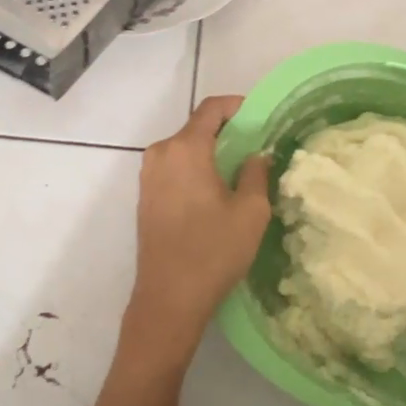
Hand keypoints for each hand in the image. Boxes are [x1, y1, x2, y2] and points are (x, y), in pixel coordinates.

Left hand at [123, 95, 271, 368]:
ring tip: (238, 172)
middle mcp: (161, 153)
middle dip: (226, 132)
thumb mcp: (251, 211)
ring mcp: (149, 176)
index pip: (211, 109)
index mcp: (185, 149)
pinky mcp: (145, 197)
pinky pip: (174, 168)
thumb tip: (257, 155)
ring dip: (209, 153)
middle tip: (256, 147)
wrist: (169, 298)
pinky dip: (195, 170)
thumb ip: (256, 173)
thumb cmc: (214, 251)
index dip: (237, 106)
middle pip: (196, 128)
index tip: (260, 117)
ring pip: (184, 149)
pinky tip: (215, 193)